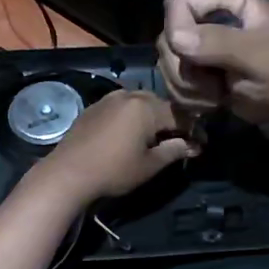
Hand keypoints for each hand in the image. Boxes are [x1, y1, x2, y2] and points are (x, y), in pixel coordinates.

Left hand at [31, 90, 196, 205]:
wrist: (67, 173)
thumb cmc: (113, 171)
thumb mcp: (149, 165)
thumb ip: (173, 151)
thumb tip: (192, 145)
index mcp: (146, 106)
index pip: (179, 114)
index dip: (192, 129)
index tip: (201, 143)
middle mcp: (128, 95)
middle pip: (159, 104)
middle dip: (172, 121)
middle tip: (180, 140)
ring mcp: (108, 99)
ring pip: (139, 103)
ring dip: (151, 117)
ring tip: (156, 137)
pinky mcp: (94, 107)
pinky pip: (121, 107)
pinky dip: (132, 118)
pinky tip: (131, 133)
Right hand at [156, 0, 268, 126]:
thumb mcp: (258, 56)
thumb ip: (220, 43)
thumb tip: (176, 37)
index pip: (177, 2)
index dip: (177, 30)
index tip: (195, 60)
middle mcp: (208, 12)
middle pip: (167, 34)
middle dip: (185, 68)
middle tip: (214, 85)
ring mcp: (198, 38)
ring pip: (166, 61)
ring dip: (187, 87)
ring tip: (217, 94)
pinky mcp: (194, 63)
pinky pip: (170, 78)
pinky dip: (187, 96)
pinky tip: (212, 100)